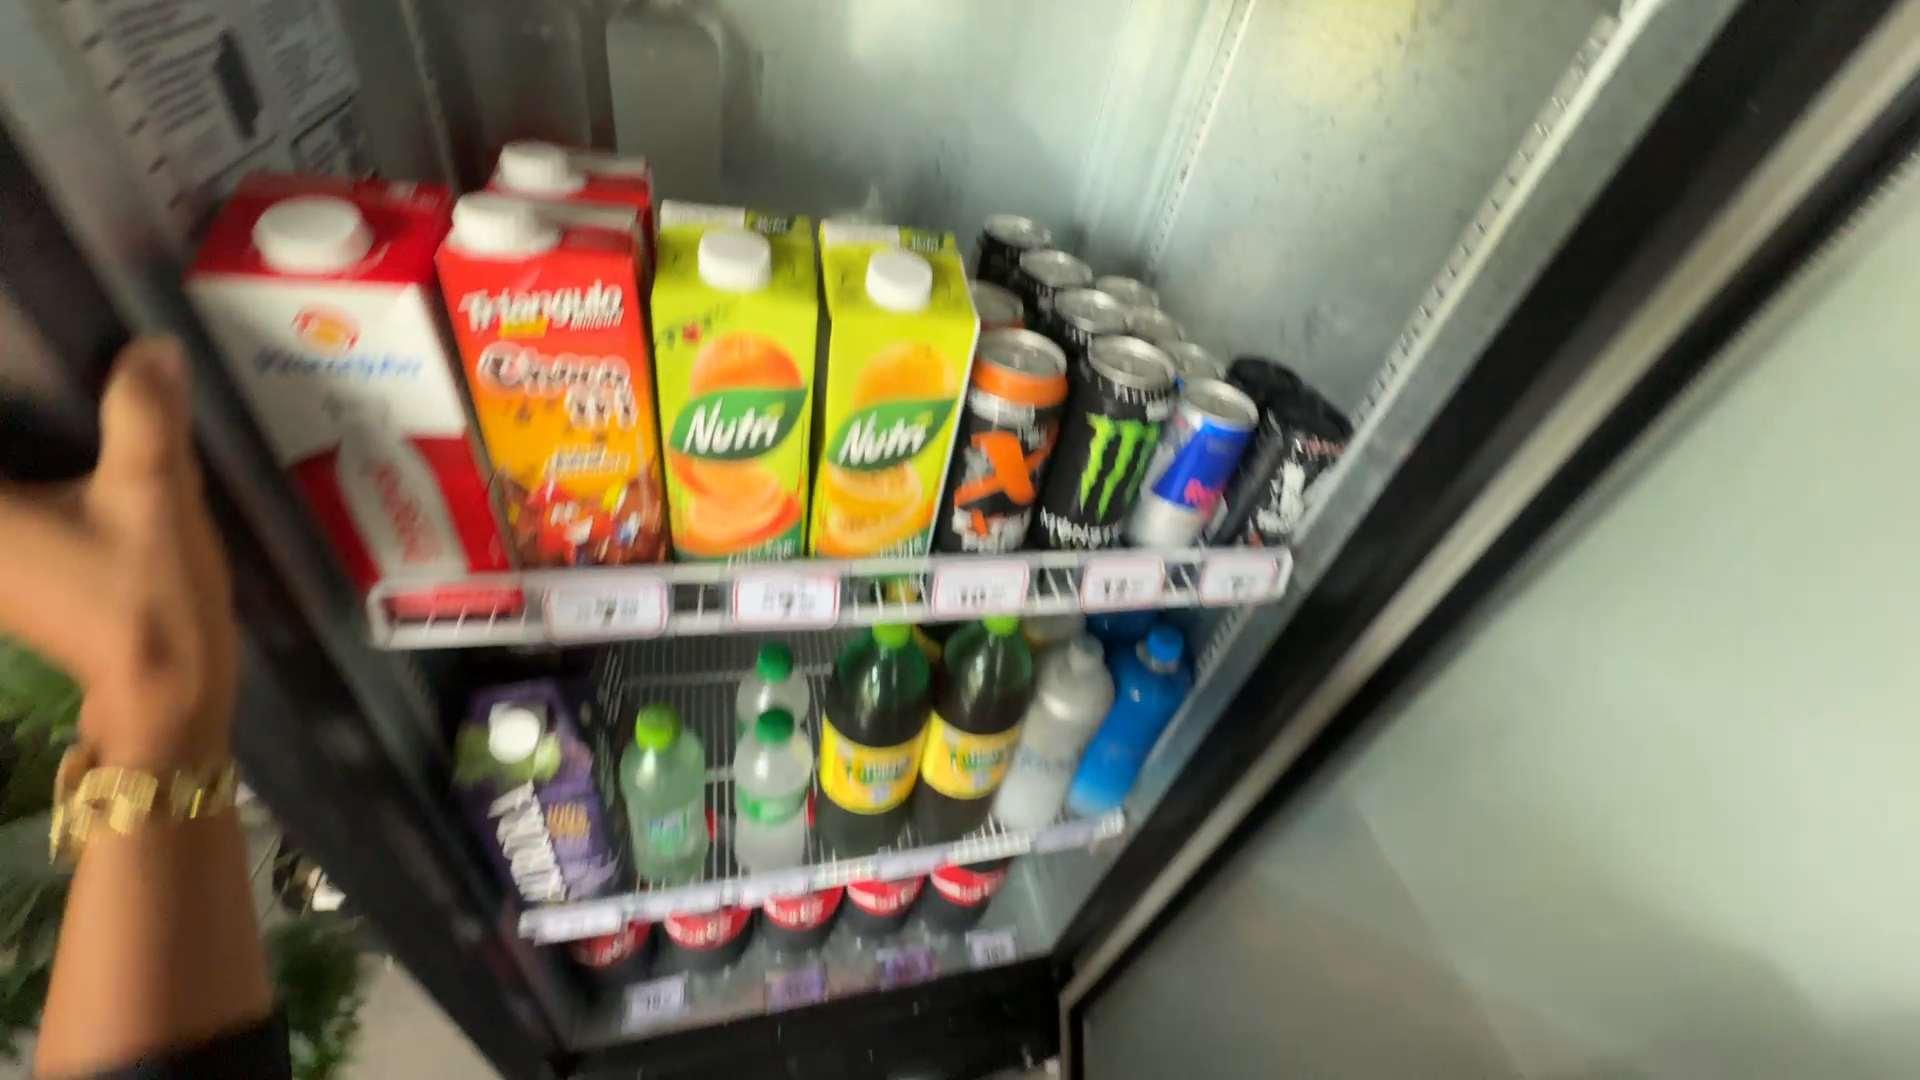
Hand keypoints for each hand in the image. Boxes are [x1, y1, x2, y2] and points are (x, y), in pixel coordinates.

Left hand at [0, 338, 234, 770]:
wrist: (162, 678)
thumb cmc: (143, 588)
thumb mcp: (154, 495)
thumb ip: (145, 418)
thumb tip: (152, 347)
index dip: (9, 385)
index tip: (17, 356)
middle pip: (4, 447)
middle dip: (19, 418)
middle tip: (33, 383)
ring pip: (5, 486)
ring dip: (29, 450)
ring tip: (48, 421)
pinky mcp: (8, 569)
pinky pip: (13, 508)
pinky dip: (28, 485)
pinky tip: (57, 467)